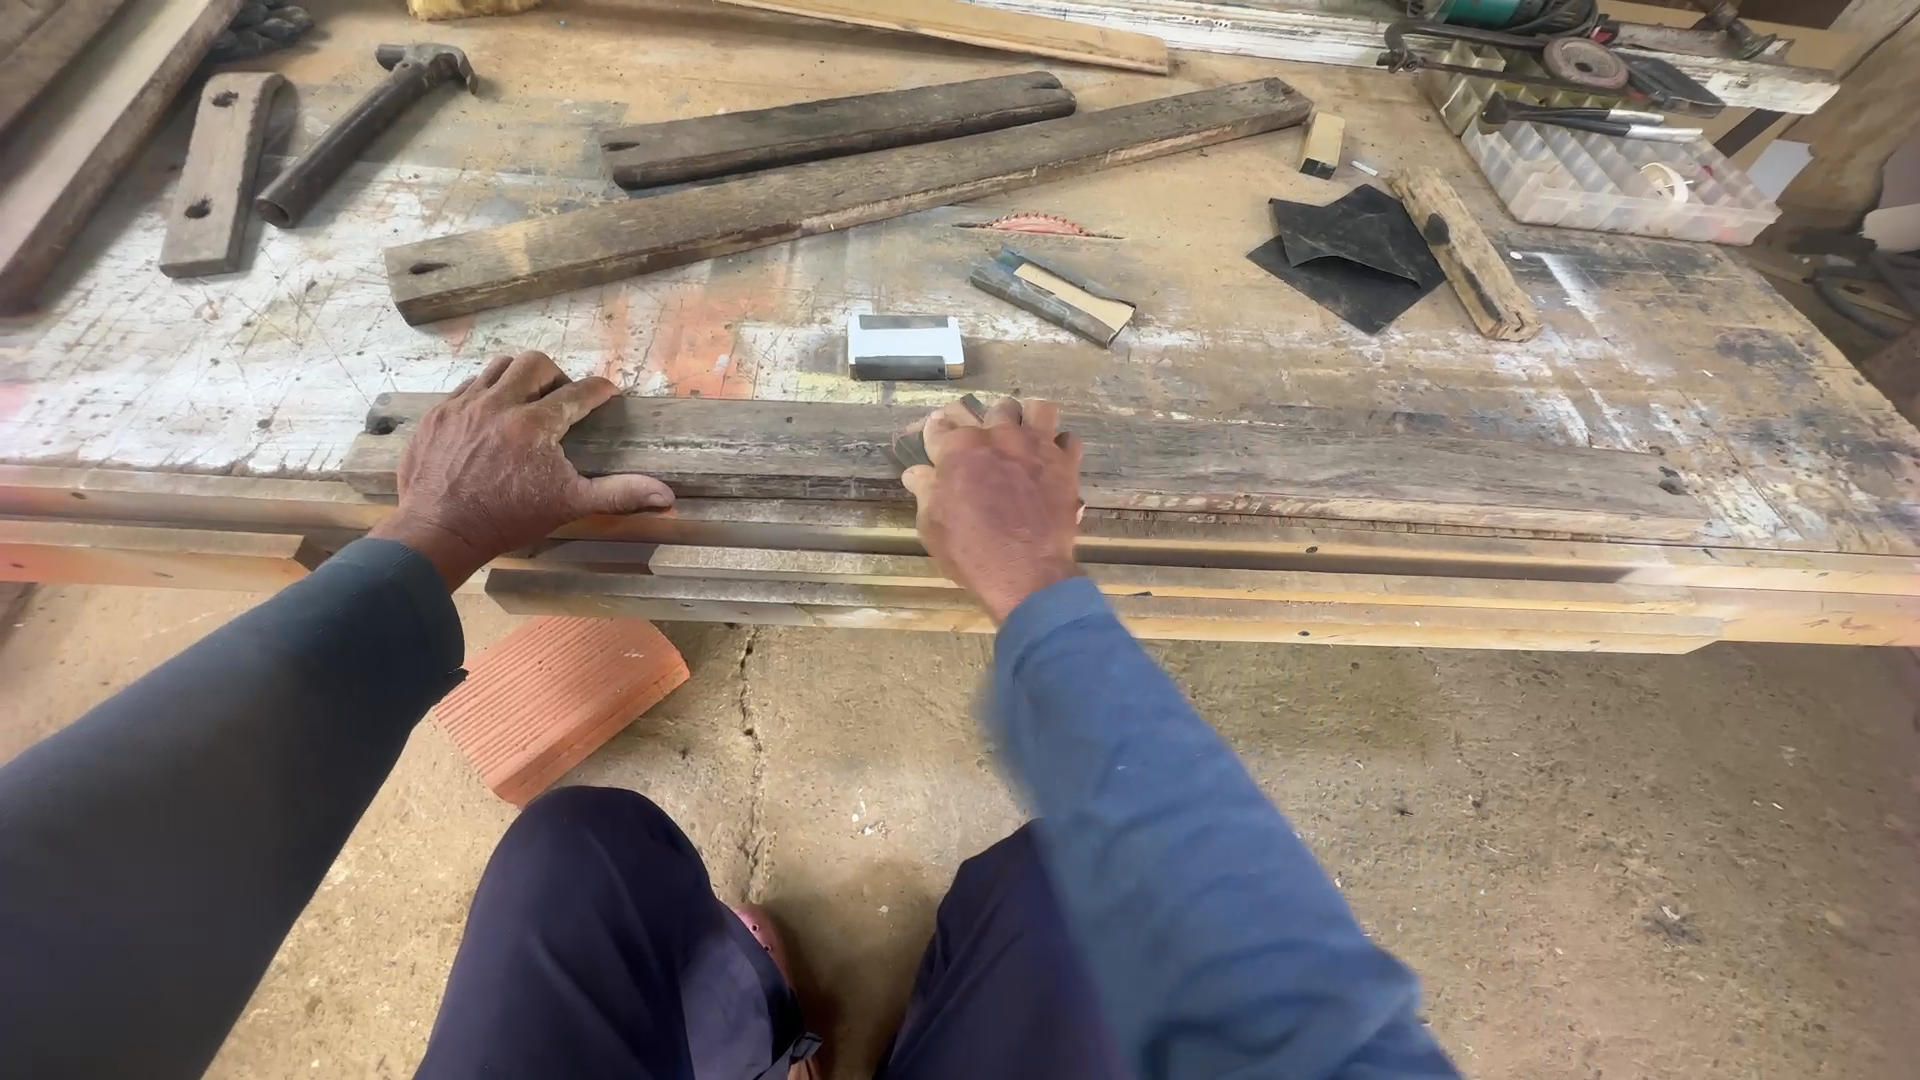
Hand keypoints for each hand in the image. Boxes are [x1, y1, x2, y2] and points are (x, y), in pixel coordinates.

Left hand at [368, 351, 674, 588]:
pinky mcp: (437, 414)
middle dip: (557, 375)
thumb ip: (620, 493)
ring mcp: (463, 406)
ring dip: (520, 377)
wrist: (439, 531)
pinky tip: (495, 416)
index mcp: (535, 425)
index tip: (609, 392)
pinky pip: (467, 385)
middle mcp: (498, 405)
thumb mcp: (572, 505)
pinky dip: (488, 392)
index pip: (578, 393)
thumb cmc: (511, 519)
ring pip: (498, 367)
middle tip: (564, 397)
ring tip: (529, 400)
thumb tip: (667, 496)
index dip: (600, 390)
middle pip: (535, 363)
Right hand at [901, 396, 1084, 623]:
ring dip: (1027, 420)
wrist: (1025, 572)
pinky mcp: (1065, 464)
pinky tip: (1051, 460)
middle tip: (982, 445)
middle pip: (991, 410)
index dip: (935, 432)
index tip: (936, 439)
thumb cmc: (970, 551)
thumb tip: (916, 472)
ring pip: (1035, 409)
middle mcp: (998, 436)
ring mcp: (1035, 446)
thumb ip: (926, 491)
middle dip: (984, 423)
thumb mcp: (932, 525)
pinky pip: (1068, 440)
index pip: (940, 426)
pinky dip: (1060, 447)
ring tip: (1022, 438)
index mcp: (959, 448)